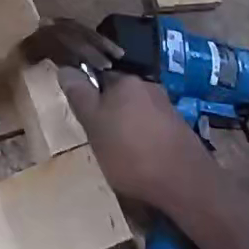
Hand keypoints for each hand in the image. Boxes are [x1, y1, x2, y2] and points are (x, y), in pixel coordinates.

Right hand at [57, 67, 216, 213]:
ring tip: (119, 154)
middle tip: (98, 139)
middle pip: (119, 95)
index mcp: (127, 80)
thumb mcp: (93, 124)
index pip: (99, 77)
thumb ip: (80, 96)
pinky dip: (142, 139)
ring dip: (126, 127)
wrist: (183, 180)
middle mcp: (149, 86)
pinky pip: (151, 127)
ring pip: (136, 112)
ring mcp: (166, 107)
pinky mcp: (178, 128)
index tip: (84, 120)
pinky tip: (140, 160)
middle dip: (108, 113)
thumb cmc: (130, 151)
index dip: (88, 98)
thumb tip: (64, 68)